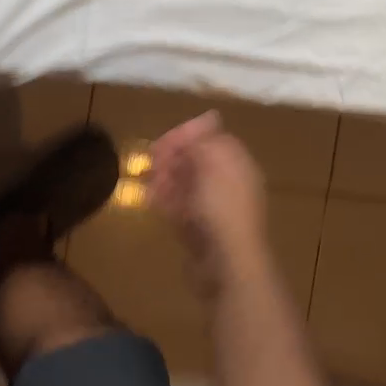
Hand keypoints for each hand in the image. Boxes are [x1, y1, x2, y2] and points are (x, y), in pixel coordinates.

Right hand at [146, 111, 268, 294]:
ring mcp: (214, 207)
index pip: (211, 136)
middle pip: (196, 159)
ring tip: (147, 182)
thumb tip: (208, 117)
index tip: (163, 142)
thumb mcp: (214, 163)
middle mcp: (228, 181)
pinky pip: (181, 207)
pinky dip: (167, 200)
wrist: (228, 267)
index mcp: (237, 162)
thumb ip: (206, 138)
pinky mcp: (201, 230)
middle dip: (172, 157)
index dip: (187, 134)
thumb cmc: (222, 209)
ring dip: (165, 178)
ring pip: (186, 183)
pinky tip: (151, 200)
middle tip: (150, 162)